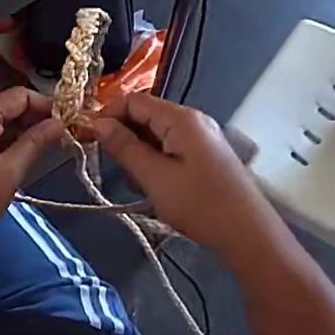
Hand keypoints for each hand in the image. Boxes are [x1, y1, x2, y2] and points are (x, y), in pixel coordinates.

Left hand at [0, 87, 66, 274]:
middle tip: (63, 136)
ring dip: (23, 132)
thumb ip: (35, 143)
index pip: (20, 95)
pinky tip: (23, 156)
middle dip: (36, 119)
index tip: (69, 120)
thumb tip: (59, 124)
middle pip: (9, 106)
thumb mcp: (9, 172)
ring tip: (48, 147)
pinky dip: (7, 143)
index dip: (46, 104)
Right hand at [92, 93, 281, 260]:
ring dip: (138, 151)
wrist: (248, 234)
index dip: (107, 114)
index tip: (86, 136)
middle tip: (107, 162)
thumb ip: (125, 147)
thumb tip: (99, 124)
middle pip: (146, 114)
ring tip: (133, 180)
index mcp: (181, 119)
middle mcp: (193, 120)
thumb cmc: (200, 205)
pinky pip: (170, 147)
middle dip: (122, 134)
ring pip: (156, 134)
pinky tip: (151, 185)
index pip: (134, 100)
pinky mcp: (205, 156)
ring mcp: (202, 138)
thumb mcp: (155, 178)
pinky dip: (154, 160)